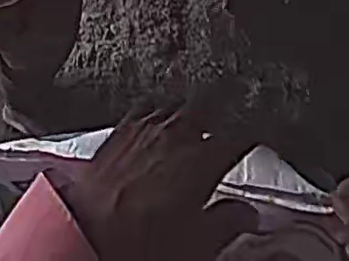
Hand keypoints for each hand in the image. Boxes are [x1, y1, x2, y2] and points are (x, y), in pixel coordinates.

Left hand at [63, 107, 257, 260]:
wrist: (90, 230)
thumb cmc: (141, 240)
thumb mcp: (197, 244)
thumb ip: (227, 222)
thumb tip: (246, 215)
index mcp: (201, 160)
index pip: (238, 135)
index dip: (252, 134)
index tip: (258, 136)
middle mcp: (175, 133)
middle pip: (207, 107)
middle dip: (220, 112)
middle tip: (227, 125)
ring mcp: (147, 126)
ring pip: (177, 104)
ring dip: (189, 112)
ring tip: (196, 124)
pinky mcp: (123, 127)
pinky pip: (147, 107)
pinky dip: (159, 111)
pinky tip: (158, 121)